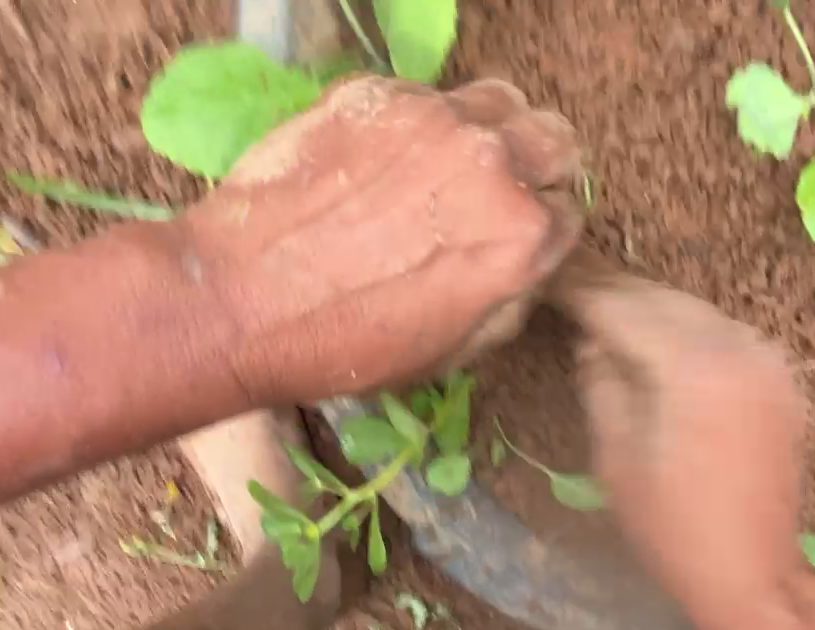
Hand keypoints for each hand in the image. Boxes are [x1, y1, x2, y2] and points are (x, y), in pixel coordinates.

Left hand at [183, 76, 581, 404]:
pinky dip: (426, 127)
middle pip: (553, 138)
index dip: (544, 230)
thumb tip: (524, 267)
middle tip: (494, 200)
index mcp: (521, 236)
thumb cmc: (351, 347)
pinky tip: (386, 165)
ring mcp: (435, 117)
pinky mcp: (379, 92)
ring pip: (499, 101)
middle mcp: (492, 162)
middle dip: (535, 170)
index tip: (516, 240)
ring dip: (489, 134)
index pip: (570, 210)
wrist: (244, 302)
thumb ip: (509, 299)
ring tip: (448, 172)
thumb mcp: (452, 352)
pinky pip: (432, 98)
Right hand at [555, 258, 814, 629]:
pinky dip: (690, 331)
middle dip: (617, 294)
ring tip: (611, 311)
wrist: (752, 574)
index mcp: (692, 367)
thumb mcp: (615, 460)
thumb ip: (602, 386)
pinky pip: (727, 336)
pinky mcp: (783, 382)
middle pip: (664, 300)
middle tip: (575, 288)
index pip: (623, 310)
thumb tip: (593, 344)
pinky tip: (664, 342)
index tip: (551, 281)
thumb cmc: (671, 529)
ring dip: (653, 308)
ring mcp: (769, 362)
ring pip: (699, 312)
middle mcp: (738, 348)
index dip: (582, 295)